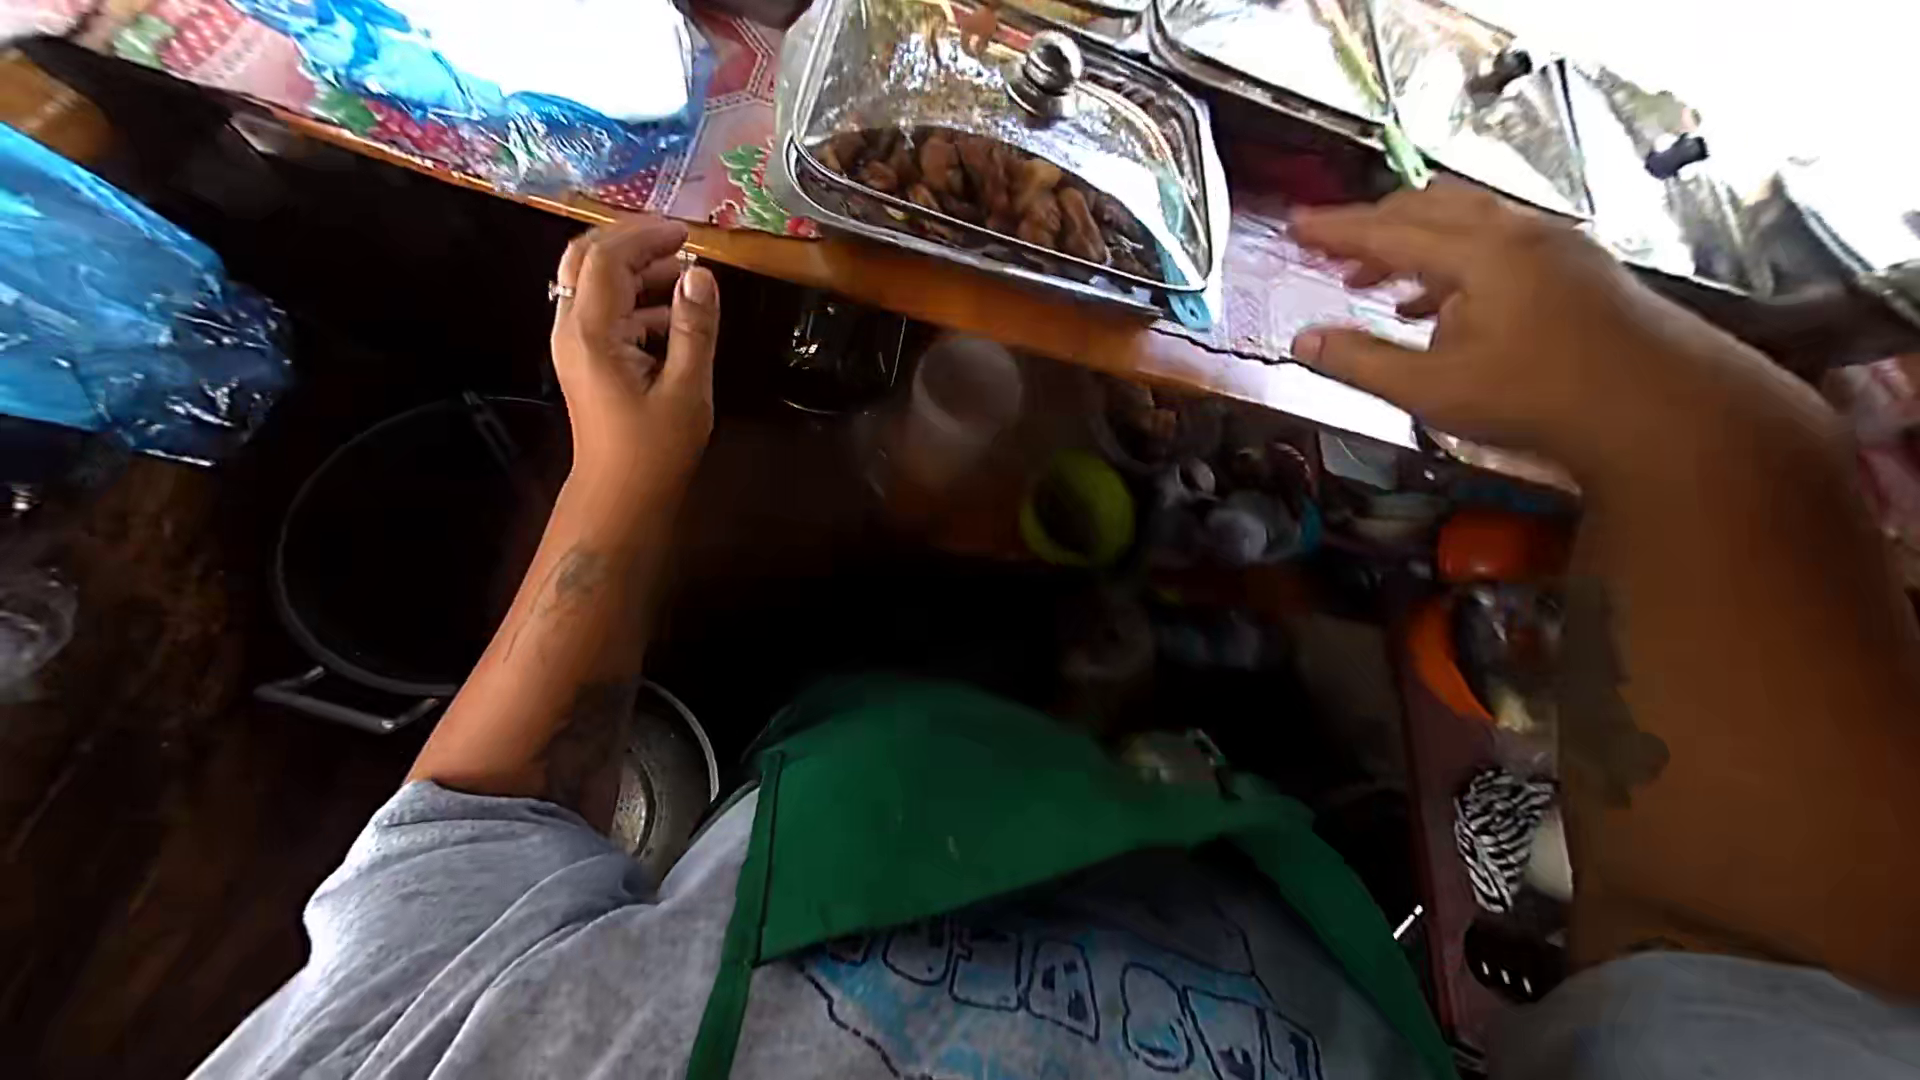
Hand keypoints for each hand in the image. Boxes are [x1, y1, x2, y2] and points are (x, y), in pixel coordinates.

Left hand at [550, 216, 720, 506]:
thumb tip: (702, 276)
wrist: (621, 497)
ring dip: (638, 272)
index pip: (606, 259)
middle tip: (681, 243)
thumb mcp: (686, 390)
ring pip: (596, 286)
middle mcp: (572, 329)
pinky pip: (607, 314)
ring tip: (687, 278)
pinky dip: (638, 302)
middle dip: (633, 244)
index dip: (644, 237)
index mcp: (592, 333)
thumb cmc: (655, 450)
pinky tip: (676, 316)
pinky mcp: (588, 360)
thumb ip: (694, 330)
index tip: (688, 233)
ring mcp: (576, 345)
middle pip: (588, 261)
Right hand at [1289, 181, 1837, 484]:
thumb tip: (1304, 341)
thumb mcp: (1427, 388)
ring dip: (1409, 241)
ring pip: (1464, 219)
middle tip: (1327, 248)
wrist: (1658, 411)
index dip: (1335, 229)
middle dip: (1370, 225)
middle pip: (1428, 206)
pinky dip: (1445, 260)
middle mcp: (1520, 234)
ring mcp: (1552, 246)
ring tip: (1368, 275)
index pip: (1388, 231)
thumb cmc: (1536, 398)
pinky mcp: (1570, 267)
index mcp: (1482, 254)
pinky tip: (1427, 300)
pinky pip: (1492, 242)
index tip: (1296, 224)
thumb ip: (1358, 361)